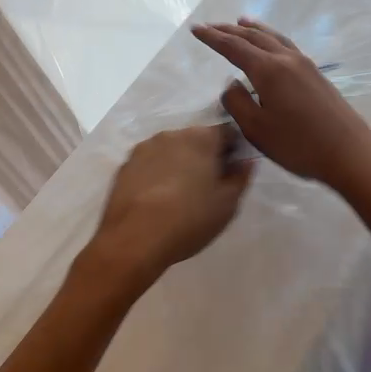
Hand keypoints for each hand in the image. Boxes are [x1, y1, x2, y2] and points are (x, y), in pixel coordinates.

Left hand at [79, 125, 253, 292]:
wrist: (134, 239)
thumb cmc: (189, 219)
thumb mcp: (227, 203)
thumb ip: (240, 177)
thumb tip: (245, 161)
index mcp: (201, 138)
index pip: (227, 132)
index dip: (234, 149)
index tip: (233, 171)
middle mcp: (172, 135)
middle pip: (196, 140)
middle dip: (205, 156)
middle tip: (209, 186)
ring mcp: (144, 149)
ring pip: (171, 151)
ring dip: (179, 164)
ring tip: (180, 195)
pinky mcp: (124, 166)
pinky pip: (149, 164)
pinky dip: (157, 174)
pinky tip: (157, 199)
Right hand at [190, 18, 370, 193]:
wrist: (349, 153)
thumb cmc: (298, 145)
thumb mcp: (257, 129)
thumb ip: (237, 102)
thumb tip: (232, 83)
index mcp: (268, 69)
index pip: (233, 47)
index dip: (212, 38)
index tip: (196, 29)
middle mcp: (286, 58)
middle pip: (253, 36)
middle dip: (230, 30)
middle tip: (211, 25)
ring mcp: (305, 64)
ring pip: (273, 37)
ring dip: (254, 29)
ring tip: (240, 22)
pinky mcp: (316, 74)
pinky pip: (286, 45)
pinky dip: (271, 38)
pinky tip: (271, 45)